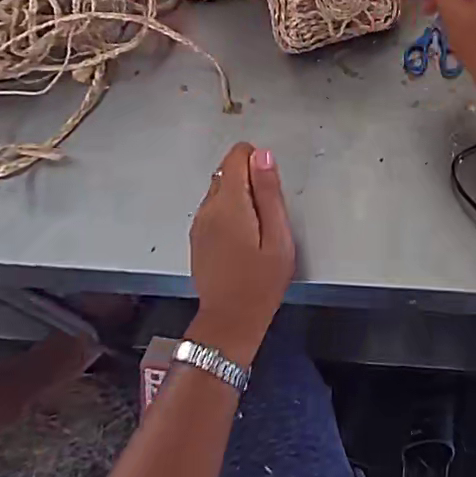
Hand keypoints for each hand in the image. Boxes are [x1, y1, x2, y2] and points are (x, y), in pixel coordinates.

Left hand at [188, 143, 294, 363]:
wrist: (230, 321)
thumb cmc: (261, 281)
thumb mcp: (278, 236)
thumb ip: (269, 192)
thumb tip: (262, 155)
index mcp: (229, 203)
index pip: (236, 156)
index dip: (257, 161)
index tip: (271, 187)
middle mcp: (208, 208)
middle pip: (227, 170)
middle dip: (249, 179)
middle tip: (268, 213)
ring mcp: (199, 223)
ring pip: (219, 189)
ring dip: (239, 195)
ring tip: (258, 228)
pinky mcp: (197, 236)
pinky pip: (213, 208)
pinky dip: (229, 210)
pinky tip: (243, 237)